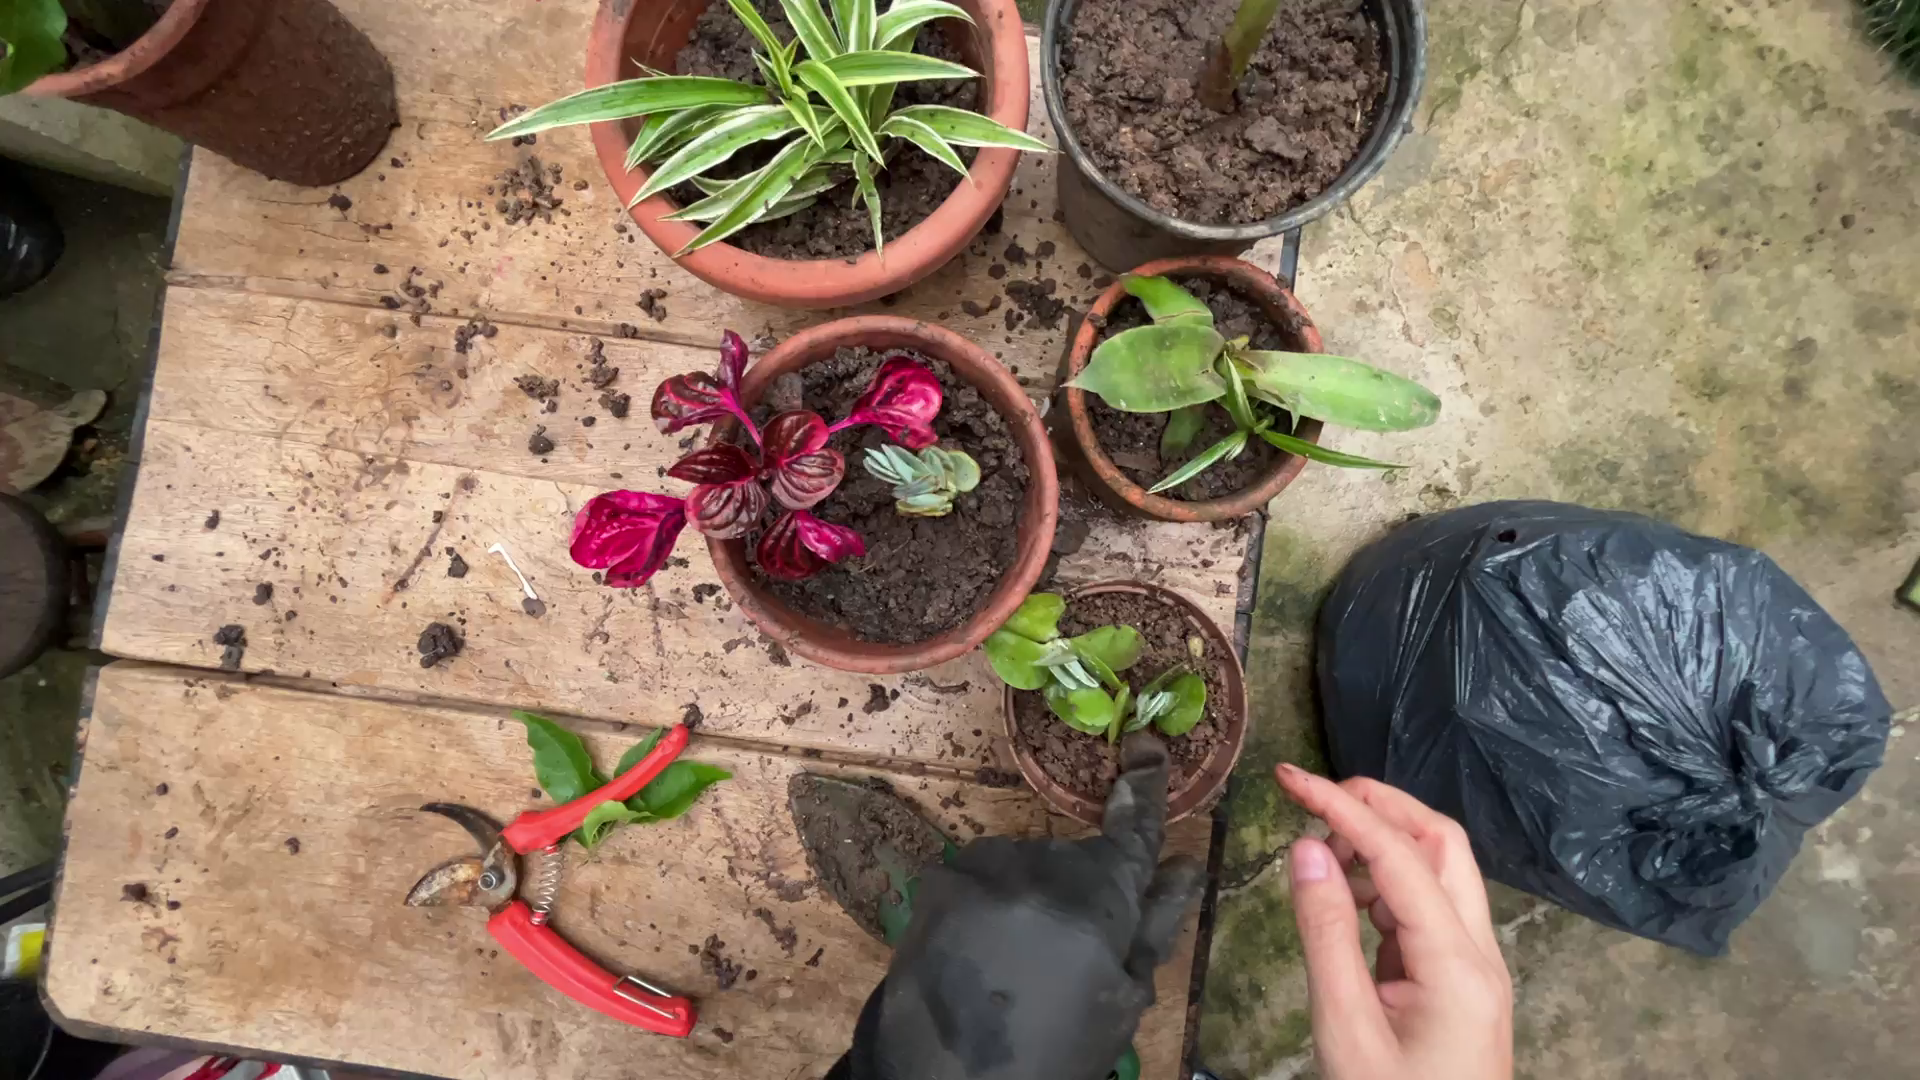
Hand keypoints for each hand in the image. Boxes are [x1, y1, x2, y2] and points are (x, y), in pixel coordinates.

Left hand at [838, 734, 1202, 1079]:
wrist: (943, 1074)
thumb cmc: (1050, 1048)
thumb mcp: (1119, 1000)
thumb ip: (1155, 924)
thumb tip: (1186, 864)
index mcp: (1100, 896)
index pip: (1133, 831)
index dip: (1144, 790)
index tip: (1146, 748)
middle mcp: (1045, 861)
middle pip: (1079, 859)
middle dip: (1082, 893)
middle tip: (1065, 957)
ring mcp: (990, 861)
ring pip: (1030, 866)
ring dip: (1033, 898)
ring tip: (1016, 961)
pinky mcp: (946, 869)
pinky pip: (986, 872)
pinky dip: (990, 899)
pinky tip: (979, 946)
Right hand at [1274, 765, 1512, 1079]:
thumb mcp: (1343, 1023)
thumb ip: (1324, 928)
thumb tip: (1306, 845)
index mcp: (1456, 964)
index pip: (1397, 854)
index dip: (1340, 805)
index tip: (1287, 777)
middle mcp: (1478, 951)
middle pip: (1442, 842)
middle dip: (1379, 803)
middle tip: (1315, 795)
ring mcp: (1473, 962)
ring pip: (1439, 865)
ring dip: (1382, 836)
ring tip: (1322, 848)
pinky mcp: (1456, 972)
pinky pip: (1425, 898)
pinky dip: (1382, 873)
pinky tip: (1345, 892)